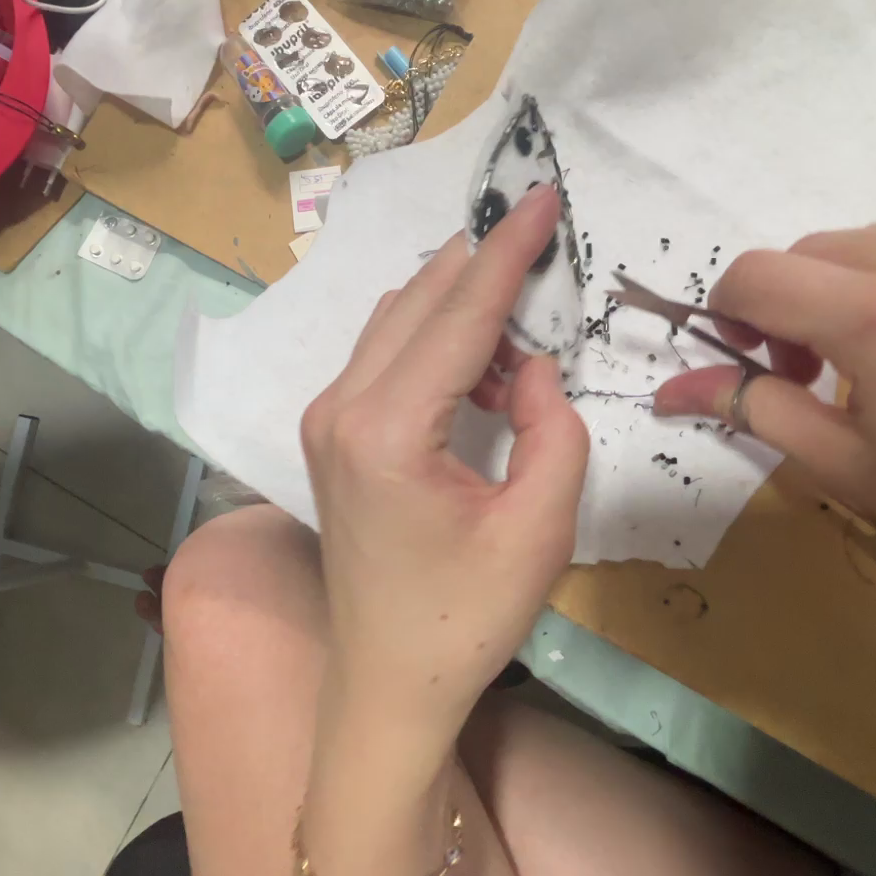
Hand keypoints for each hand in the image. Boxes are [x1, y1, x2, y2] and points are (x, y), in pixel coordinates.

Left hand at [300, 185, 589, 739]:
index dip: (506, 253)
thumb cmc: (466, 618)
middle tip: (538, 237)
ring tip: (522, 325)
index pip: (458, 315)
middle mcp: (339, 407)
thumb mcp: (539, 530)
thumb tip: (533, 366)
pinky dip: (432, 341)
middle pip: (416, 303)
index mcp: (386, 428)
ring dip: (456, 306)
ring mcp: (324, 419)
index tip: (543, 196)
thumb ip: (551, 431)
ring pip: (394, 323)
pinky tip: (478, 368)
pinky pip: (382, 357)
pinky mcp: (328, 435)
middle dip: (480, 266)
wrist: (388, 679)